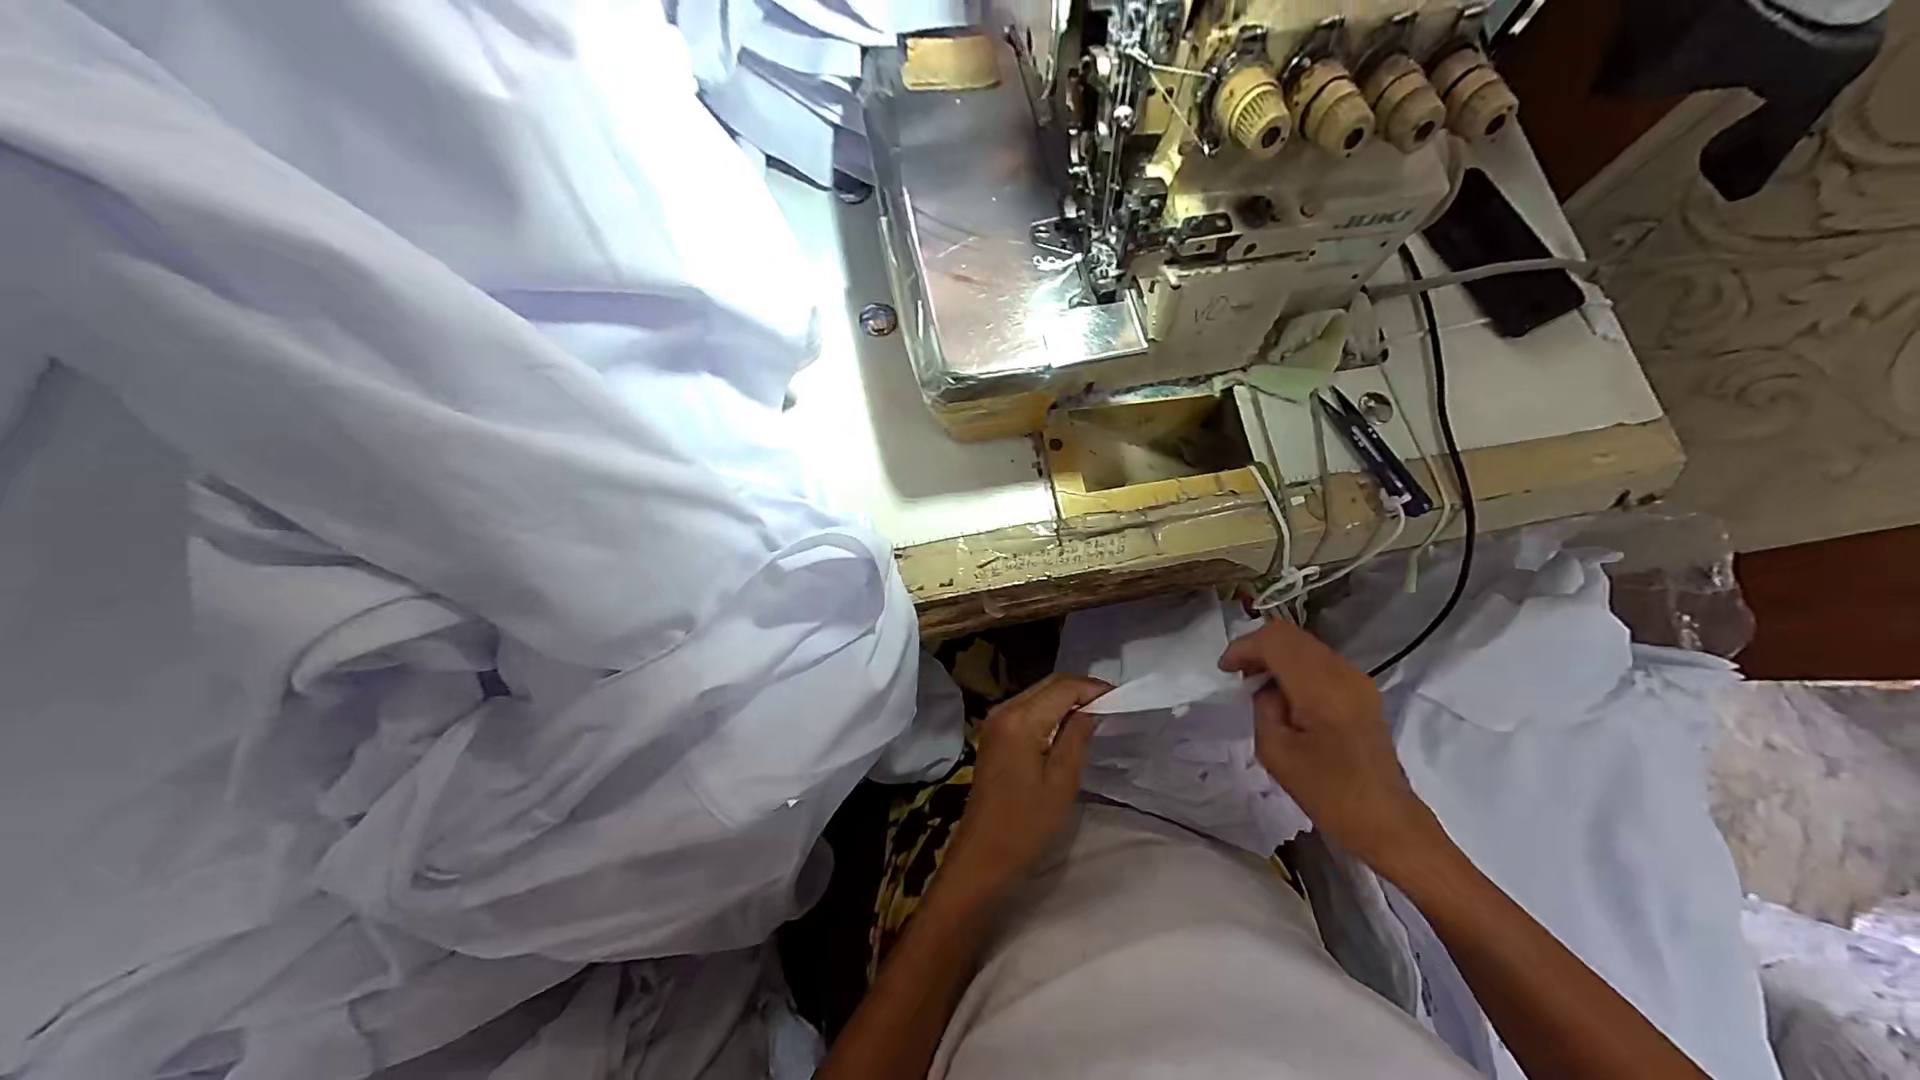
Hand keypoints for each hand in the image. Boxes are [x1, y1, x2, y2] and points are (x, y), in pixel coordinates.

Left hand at [943, 673, 1110, 891]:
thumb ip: (1077, 736)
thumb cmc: (1026, 824)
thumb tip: (1092, 709)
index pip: (1063, 687)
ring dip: (1066, 698)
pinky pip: (1027, 708)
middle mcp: (1003, 710)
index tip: (1121, 699)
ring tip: (1096, 714)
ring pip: (1038, 693)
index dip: (1094, 689)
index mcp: (1020, 720)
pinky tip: (1069, 725)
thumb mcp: (1062, 781)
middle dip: (1081, 689)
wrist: (983, 854)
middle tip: (1112, 705)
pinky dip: (1050, 709)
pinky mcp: (993, 733)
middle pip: (1049, 684)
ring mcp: (994, 721)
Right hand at [1219, 619, 1443, 870]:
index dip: (1244, 647)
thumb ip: (1264, 707)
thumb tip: (1266, 688)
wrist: (1387, 822)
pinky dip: (1294, 666)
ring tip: (1257, 685)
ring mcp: (1358, 680)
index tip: (1225, 670)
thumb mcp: (1276, 752)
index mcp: (1323, 689)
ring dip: (1276, 656)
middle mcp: (1344, 674)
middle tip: (1238, 675)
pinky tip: (1284, 694)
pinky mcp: (1362, 691)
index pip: (1275, 641)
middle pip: (1290, 635)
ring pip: (1305, 644)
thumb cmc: (1328, 794)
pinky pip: (1319, 661)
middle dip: (1257, 648)